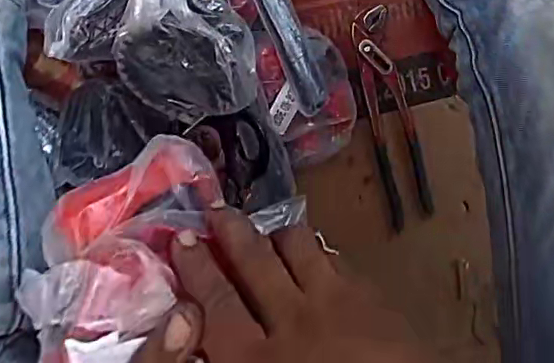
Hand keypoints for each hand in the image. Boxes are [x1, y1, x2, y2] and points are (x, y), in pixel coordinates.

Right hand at [130, 205, 432, 362]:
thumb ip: (240, 362)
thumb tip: (209, 343)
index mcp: (259, 360)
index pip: (215, 303)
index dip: (195, 268)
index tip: (180, 237)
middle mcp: (292, 321)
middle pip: (252, 260)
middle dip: (229, 230)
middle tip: (213, 206)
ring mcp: (335, 302)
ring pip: (296, 246)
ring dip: (277, 234)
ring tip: (266, 228)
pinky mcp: (372, 298)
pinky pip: (336, 258)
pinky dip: (319, 251)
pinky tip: (316, 252)